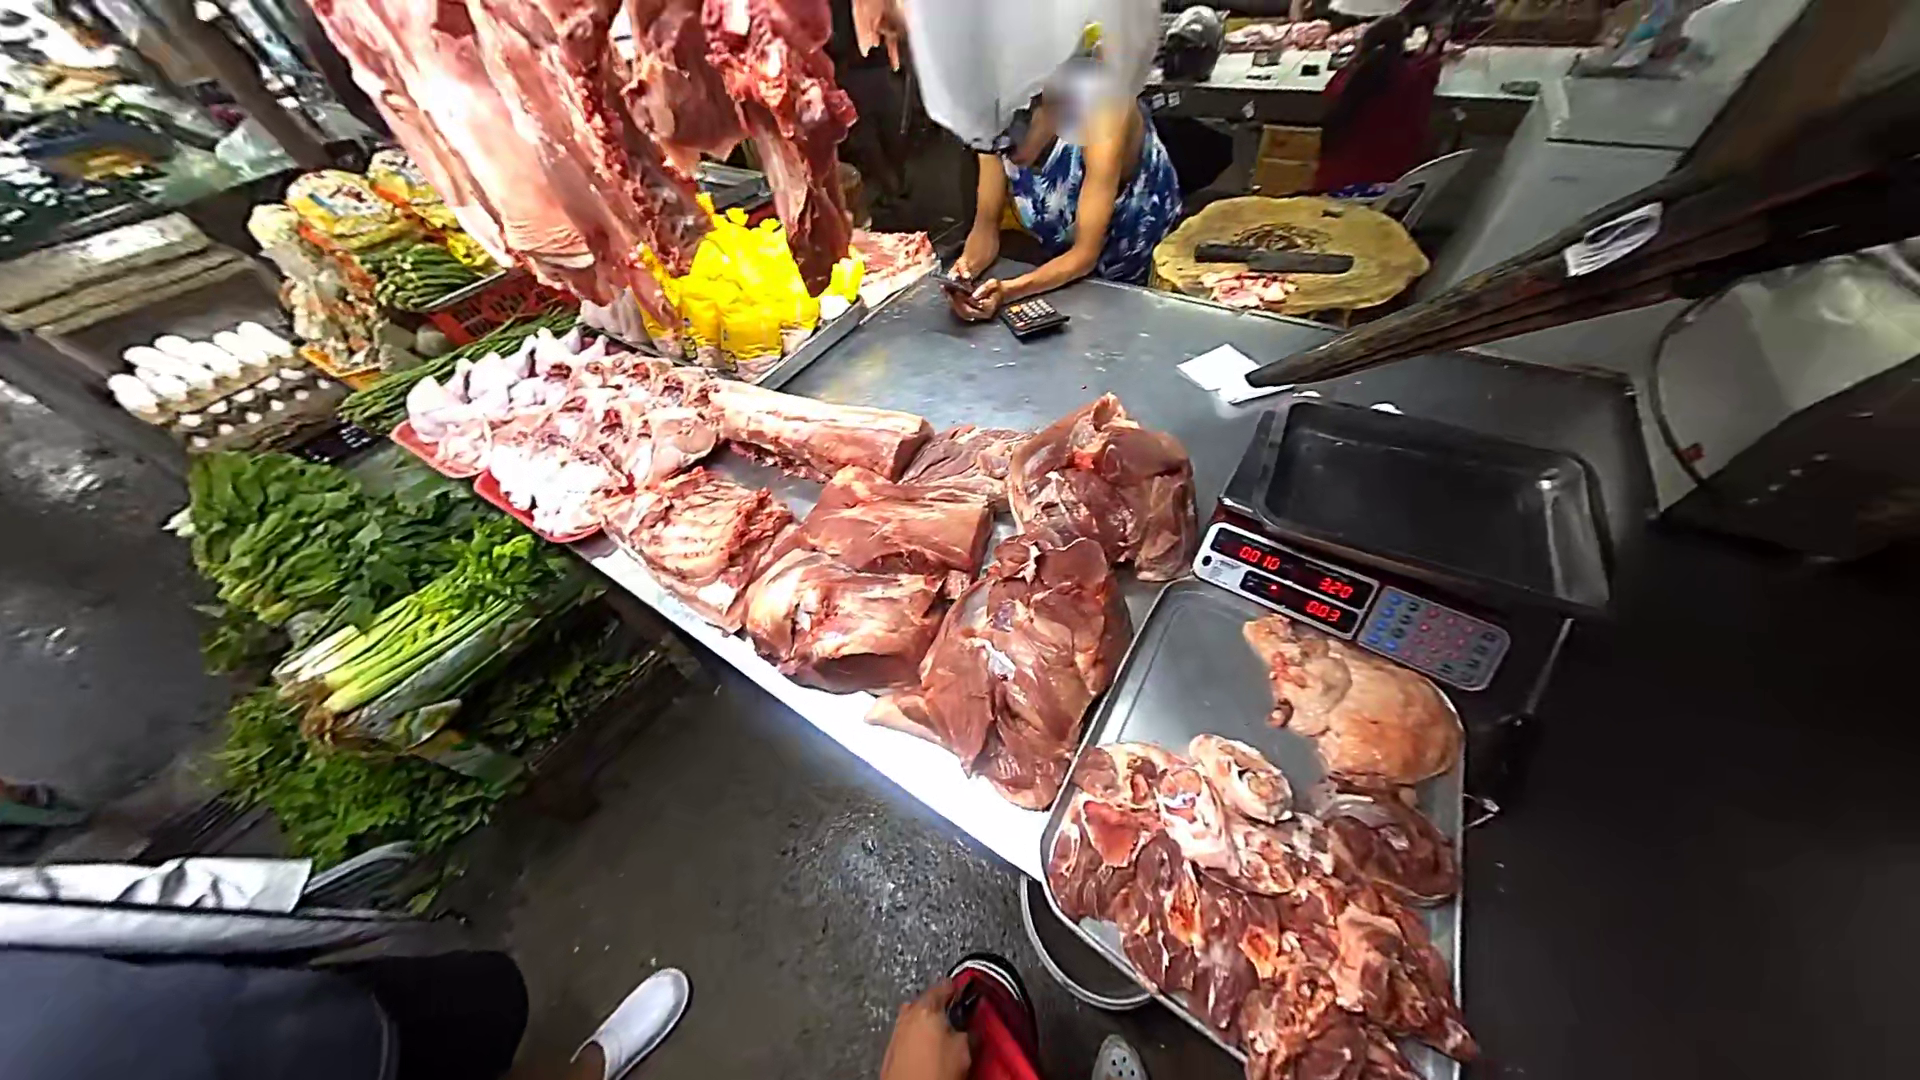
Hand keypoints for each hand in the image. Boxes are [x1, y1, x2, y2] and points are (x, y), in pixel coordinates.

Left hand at [879, 978, 970, 1079]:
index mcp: (926, 1008)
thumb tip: (963, 1028)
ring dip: (924, 1022)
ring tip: (936, 1035)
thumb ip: (965, 1032)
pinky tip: (923, 1048)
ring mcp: (896, 1031)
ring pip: (914, 1018)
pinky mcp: (890, 1049)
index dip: (954, 988)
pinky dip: (915, 1035)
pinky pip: (906, 1033)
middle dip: (937, 1006)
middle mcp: (908, 1013)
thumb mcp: (963, 1052)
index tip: (961, 992)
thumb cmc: (936, 1072)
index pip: (942, 987)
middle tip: (950, 1017)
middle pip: (925, 1002)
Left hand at [949, 278, 1003, 321]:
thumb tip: (973, 296)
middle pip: (964, 312)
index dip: (961, 299)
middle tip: (947, 290)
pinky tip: (950, 297)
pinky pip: (962, 312)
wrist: (1001, 294)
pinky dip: (955, 304)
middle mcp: (981, 315)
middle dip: (954, 301)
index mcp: (987, 309)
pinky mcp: (973, 315)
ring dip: (953, 303)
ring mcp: (977, 317)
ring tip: (946, 293)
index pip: (971, 306)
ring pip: (961, 313)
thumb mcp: (993, 284)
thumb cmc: (997, 288)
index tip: (955, 289)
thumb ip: (984, 289)